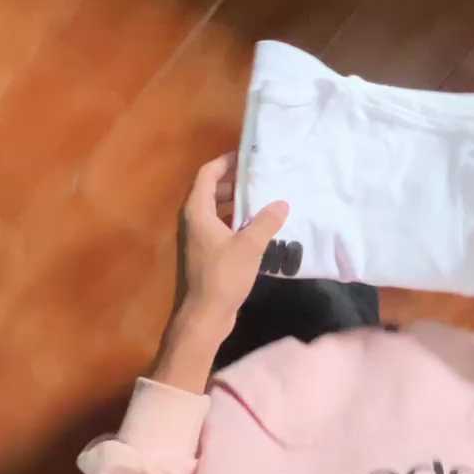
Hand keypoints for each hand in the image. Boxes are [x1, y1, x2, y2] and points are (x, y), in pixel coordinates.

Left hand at [153, 155, 287, 392]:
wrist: (203, 316)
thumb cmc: (222, 276)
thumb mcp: (249, 246)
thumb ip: (265, 221)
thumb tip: (281, 203)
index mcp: (197, 211)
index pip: (208, 174)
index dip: (226, 162)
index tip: (248, 156)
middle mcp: (192, 220)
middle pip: (211, 190)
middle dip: (234, 181)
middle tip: (260, 177)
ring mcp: (196, 238)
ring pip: (216, 210)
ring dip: (236, 203)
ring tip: (262, 199)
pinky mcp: (203, 254)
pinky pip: (219, 227)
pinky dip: (235, 222)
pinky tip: (257, 228)